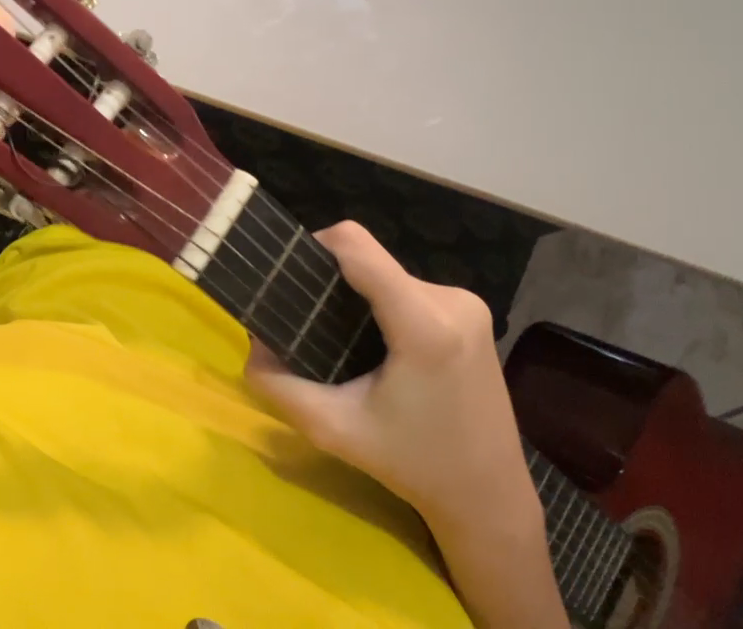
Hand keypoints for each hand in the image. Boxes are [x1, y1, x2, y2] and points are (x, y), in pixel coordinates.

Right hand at [244, 222, 539, 535]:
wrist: (489, 496)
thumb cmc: (411, 462)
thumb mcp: (331, 428)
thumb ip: (279, 383)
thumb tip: (253, 341)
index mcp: (424, 324)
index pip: (356, 246)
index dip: (312, 245)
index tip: (285, 275)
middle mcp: (451, 300)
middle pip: (367, 261)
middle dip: (330, 284)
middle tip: (306, 324)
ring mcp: (467, 304)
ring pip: (385, 274)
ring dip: (355, 296)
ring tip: (337, 339)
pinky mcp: (471, 313)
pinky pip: (406, 288)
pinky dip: (379, 304)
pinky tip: (373, 347)